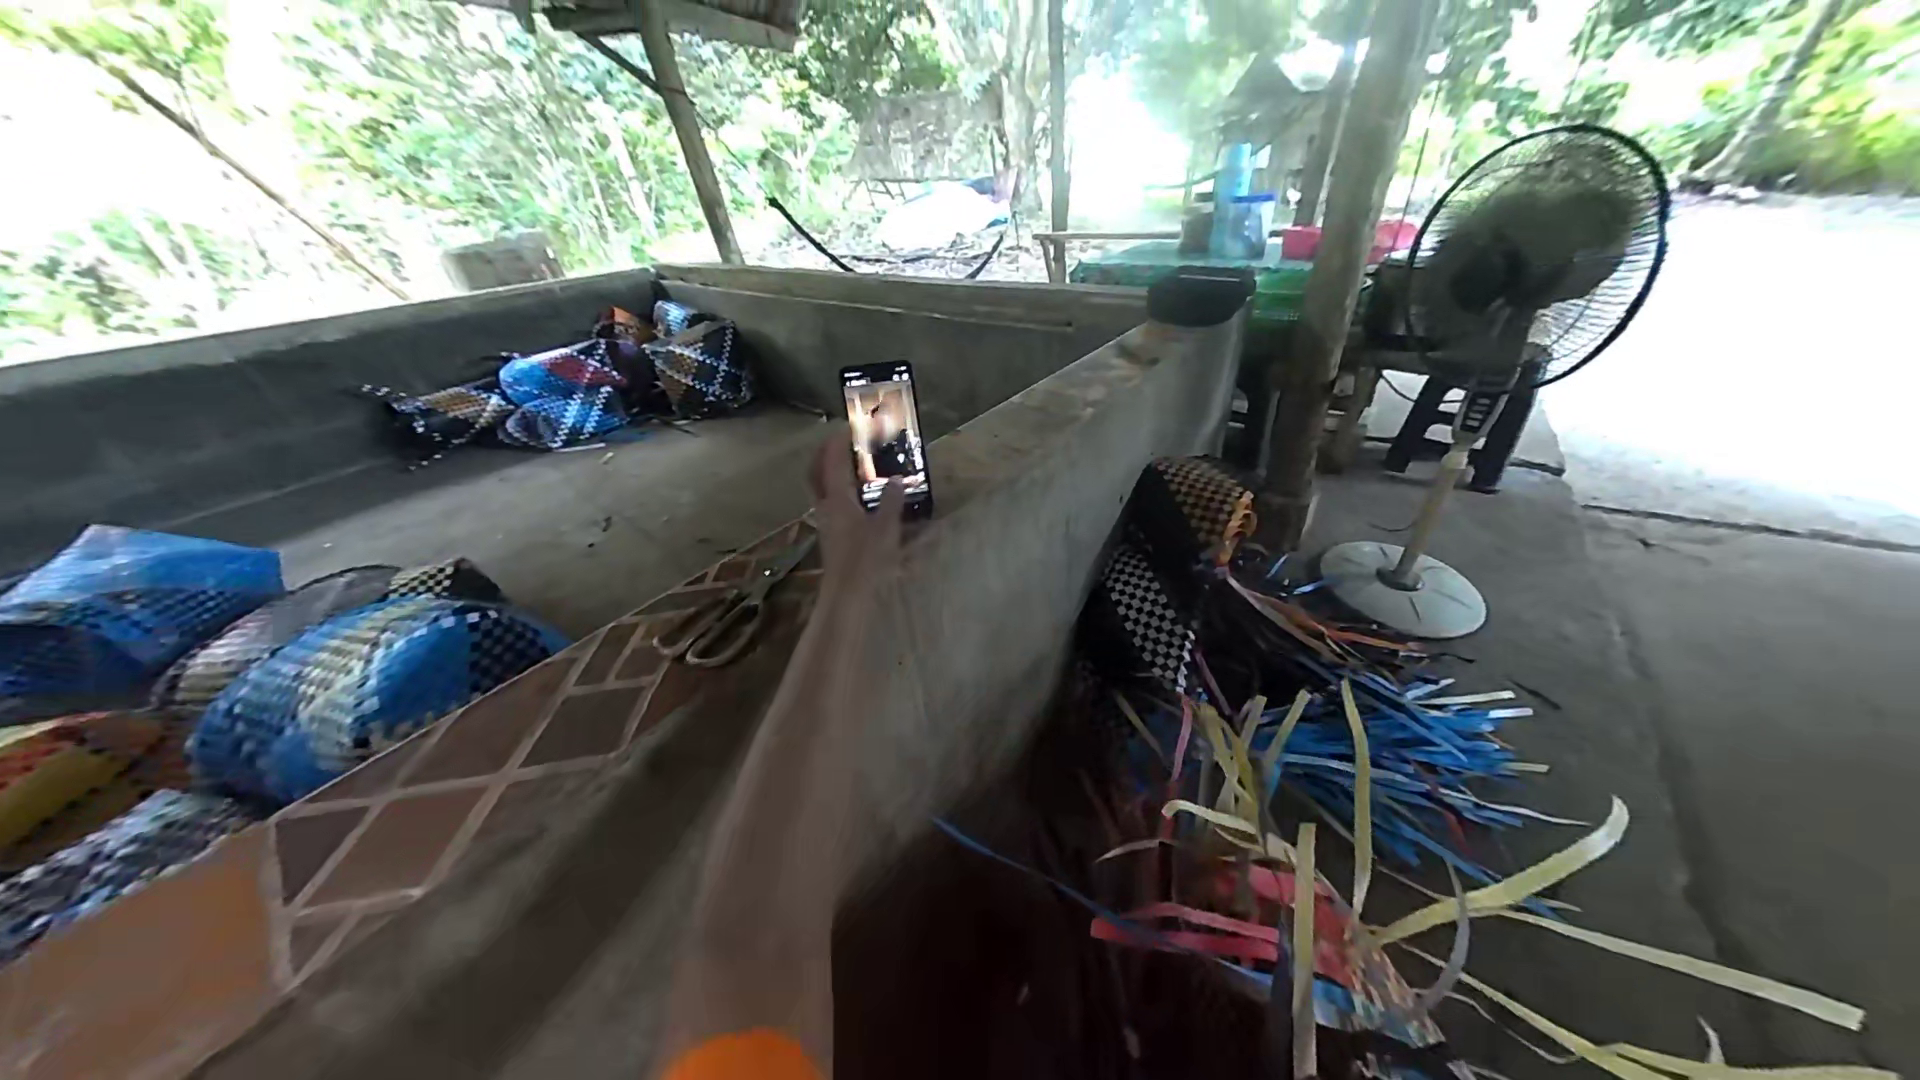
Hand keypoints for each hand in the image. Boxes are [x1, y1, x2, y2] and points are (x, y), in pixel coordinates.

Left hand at [808, 426, 902, 589]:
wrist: (847, 594)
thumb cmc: (866, 559)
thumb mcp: (885, 527)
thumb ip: (892, 501)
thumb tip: (898, 479)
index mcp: (837, 499)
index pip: (831, 461)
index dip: (838, 441)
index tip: (849, 426)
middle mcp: (825, 506)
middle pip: (815, 471)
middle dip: (824, 453)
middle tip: (840, 442)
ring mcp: (826, 522)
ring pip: (820, 488)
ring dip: (830, 471)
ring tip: (852, 465)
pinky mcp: (831, 535)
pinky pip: (831, 502)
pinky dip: (839, 490)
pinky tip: (858, 496)